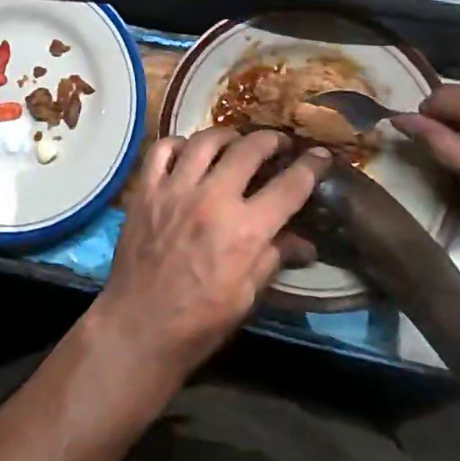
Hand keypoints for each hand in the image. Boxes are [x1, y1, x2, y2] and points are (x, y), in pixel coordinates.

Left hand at [93, 130, 327, 376]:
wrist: (140, 324)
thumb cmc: (200, 319)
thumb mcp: (247, 296)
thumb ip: (273, 258)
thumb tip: (305, 243)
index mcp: (245, 230)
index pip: (289, 186)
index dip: (310, 166)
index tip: (320, 154)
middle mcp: (212, 199)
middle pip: (249, 150)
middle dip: (270, 141)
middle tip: (278, 142)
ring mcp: (175, 189)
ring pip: (205, 141)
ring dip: (227, 136)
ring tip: (236, 141)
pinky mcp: (146, 190)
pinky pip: (162, 150)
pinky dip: (179, 144)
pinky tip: (188, 152)